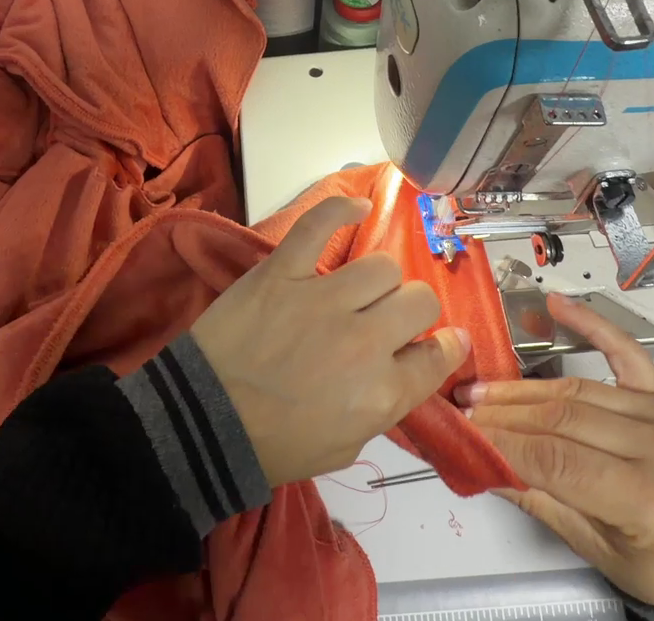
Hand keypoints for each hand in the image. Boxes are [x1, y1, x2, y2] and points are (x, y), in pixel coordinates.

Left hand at [192, 196, 470, 487]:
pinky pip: (320, 226)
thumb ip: (384, 407)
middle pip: (418, 301)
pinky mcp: (282, 273)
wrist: (206, 423)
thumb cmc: (276, 444)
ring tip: (359, 289)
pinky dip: (341, 209)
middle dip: (413, 311)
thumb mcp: (346, 446)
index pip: (438, 356)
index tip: (445, 340)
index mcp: (383, 393)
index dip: (447, 346)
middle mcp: (364, 341)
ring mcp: (322, 300)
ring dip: (377, 280)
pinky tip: (358, 207)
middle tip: (390, 318)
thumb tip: (403, 368)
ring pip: (381, 267)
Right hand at [461, 295, 653, 608]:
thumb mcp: (595, 549)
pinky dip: (591, 325)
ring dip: (523, 387)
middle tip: (461, 408)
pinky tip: (557, 305)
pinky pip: (626, 352)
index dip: (504, 443)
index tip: (462, 432)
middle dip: (504, 413)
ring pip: (577, 390)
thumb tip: (477, 460)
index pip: (558, 460)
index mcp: (652, 502)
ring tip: (482, 388)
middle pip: (564, 419)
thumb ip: (536, 499)